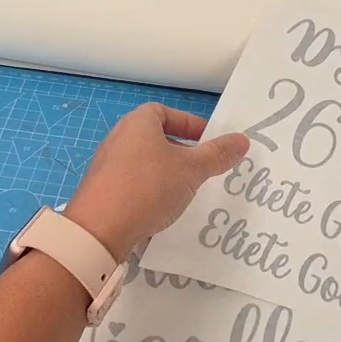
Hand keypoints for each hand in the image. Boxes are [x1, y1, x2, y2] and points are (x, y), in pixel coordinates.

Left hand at [64, 104, 248, 262]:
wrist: (99, 229)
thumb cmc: (148, 187)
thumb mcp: (191, 170)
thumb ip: (218, 154)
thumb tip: (242, 140)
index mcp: (138, 123)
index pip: (166, 112)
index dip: (189, 124)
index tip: (208, 141)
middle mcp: (119, 138)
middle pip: (155, 137)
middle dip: (181, 150)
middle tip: (202, 168)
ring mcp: (107, 165)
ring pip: (145, 162)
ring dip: (166, 172)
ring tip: (186, 190)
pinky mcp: (102, 190)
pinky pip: (132, 183)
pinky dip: (150, 190)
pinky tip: (162, 209)